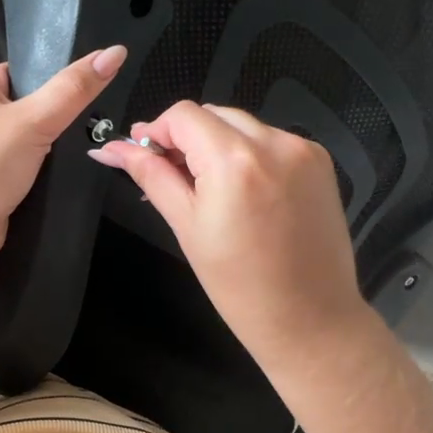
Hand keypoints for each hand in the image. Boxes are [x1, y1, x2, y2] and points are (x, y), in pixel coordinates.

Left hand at [0, 45, 126, 255]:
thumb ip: (75, 88)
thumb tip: (115, 52)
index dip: (50, 80)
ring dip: (45, 143)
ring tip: (69, 149)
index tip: (79, 94)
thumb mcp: (37, 120)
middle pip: (25, 102)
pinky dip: (34, 165)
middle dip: (51, 115)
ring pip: (23, 134)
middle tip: (80, 124)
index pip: (20, 71)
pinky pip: (16, 160)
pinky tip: (51, 173)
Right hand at [87, 101, 373, 366]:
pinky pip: (271, 141)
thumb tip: (111, 148)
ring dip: (217, 144)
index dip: (157, 131)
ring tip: (210, 191)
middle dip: (187, 137)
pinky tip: (243, 194)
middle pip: (213, 114)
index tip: (144, 157)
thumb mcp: (185, 226)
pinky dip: (248, 155)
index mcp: (235, 161)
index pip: (183, 115)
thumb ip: (150, 176)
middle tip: (173, 178)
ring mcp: (303, 150)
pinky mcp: (321, 163)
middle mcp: (274, 143)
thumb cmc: (238, 284)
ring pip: (242, 125)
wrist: (310, 318)